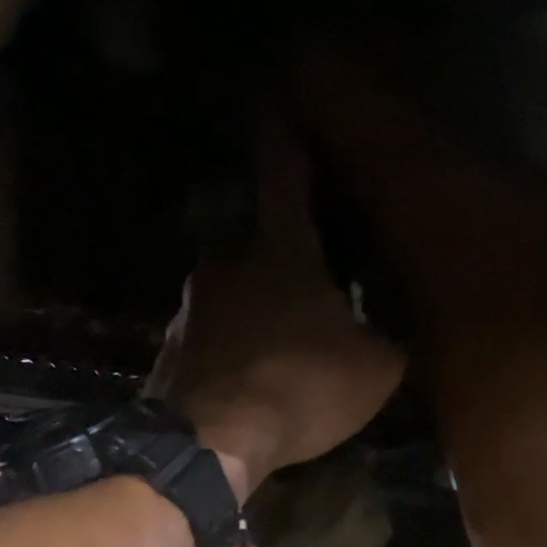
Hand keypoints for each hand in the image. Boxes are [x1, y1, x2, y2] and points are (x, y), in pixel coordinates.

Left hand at [145, 125, 404, 494]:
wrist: (207, 444)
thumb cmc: (298, 389)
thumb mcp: (375, 363)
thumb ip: (380, 330)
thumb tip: (380, 327)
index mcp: (277, 250)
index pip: (284, 176)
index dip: (286, 140)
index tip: (277, 103)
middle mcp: (221, 267)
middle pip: (252, 240)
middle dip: (277, 247)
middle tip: (308, 267)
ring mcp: (185, 310)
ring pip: (227, 290)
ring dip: (251, 302)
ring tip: (282, 331)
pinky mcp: (166, 350)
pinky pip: (208, 331)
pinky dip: (229, 340)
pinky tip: (247, 367)